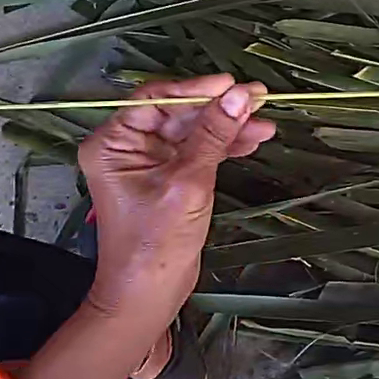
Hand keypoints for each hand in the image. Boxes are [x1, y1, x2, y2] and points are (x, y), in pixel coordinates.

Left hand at [78, 74, 274, 319]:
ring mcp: (150, 161)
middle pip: (178, 113)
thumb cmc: (156, 242)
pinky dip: (224, 146)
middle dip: (219, 107)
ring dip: (228, 126)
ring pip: (193, 131)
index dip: (195, 88)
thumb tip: (240, 95)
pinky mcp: (170, 176)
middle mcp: (128, 145)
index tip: (232, 84)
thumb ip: (214, 136)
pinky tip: (252, 139)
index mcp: (114, 142)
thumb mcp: (188, 183)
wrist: (150, 294)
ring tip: (264, 119)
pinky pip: (198, 151)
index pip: (156, 99)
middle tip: (258, 97)